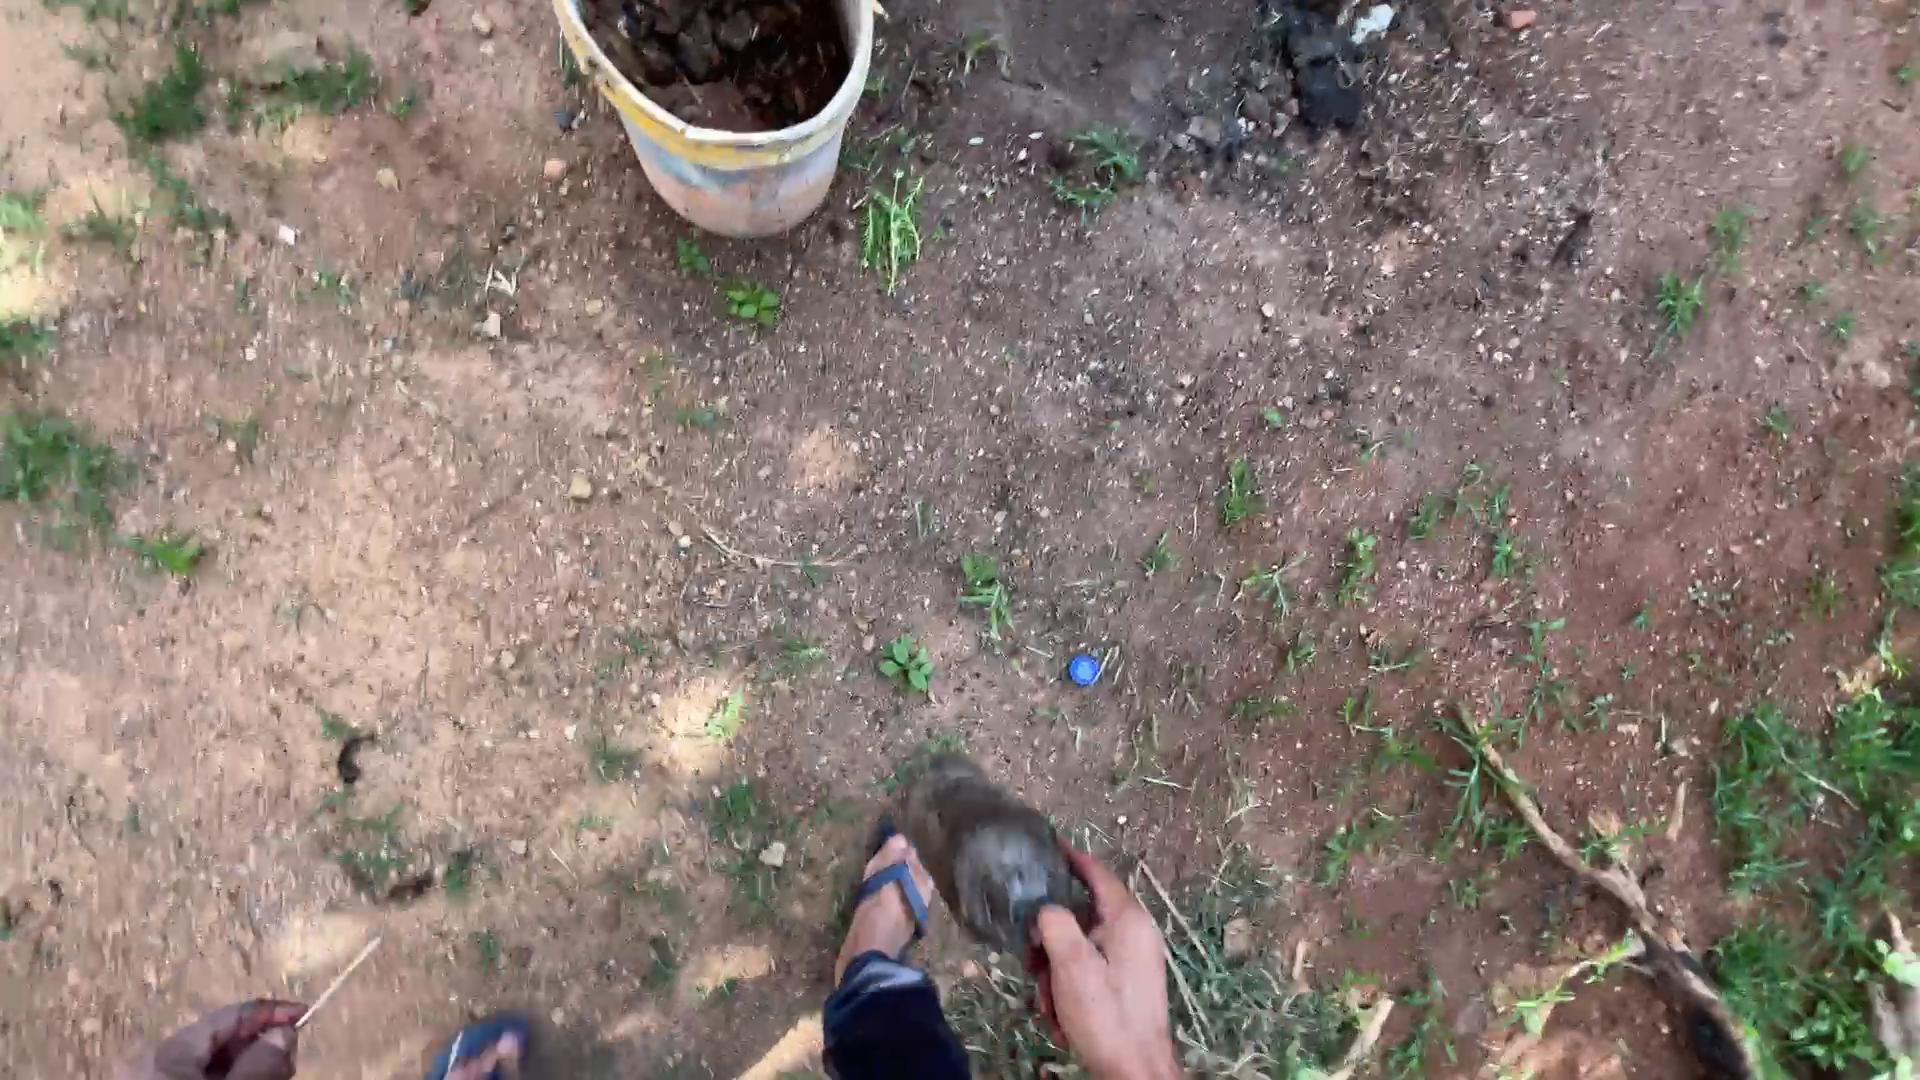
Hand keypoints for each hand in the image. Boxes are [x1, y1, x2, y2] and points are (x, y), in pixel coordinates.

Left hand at [118, 1000, 305, 1079]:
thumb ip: (261, 1060)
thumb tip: (286, 1030)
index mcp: (169, 1050)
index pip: (234, 1013)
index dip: (275, 1011)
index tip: (306, 1016)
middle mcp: (153, 1058)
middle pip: (223, 1036)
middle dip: (261, 1041)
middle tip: (288, 1059)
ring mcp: (147, 1077)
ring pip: (211, 1058)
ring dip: (247, 1060)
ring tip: (271, 1074)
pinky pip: (196, 1074)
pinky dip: (226, 1074)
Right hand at [1033, 845, 1181, 1079]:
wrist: (1137, 1075)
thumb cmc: (1106, 1015)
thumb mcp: (1072, 964)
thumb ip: (1054, 923)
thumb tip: (1045, 908)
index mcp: (1127, 918)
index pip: (1096, 871)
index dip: (1069, 856)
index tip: (1044, 846)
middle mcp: (1134, 931)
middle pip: (1081, 913)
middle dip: (1050, 936)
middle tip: (1032, 960)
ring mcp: (1132, 958)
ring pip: (1081, 944)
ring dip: (1056, 969)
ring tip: (1048, 1001)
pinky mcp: (1128, 982)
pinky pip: (1090, 967)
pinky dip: (1071, 986)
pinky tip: (1061, 1015)